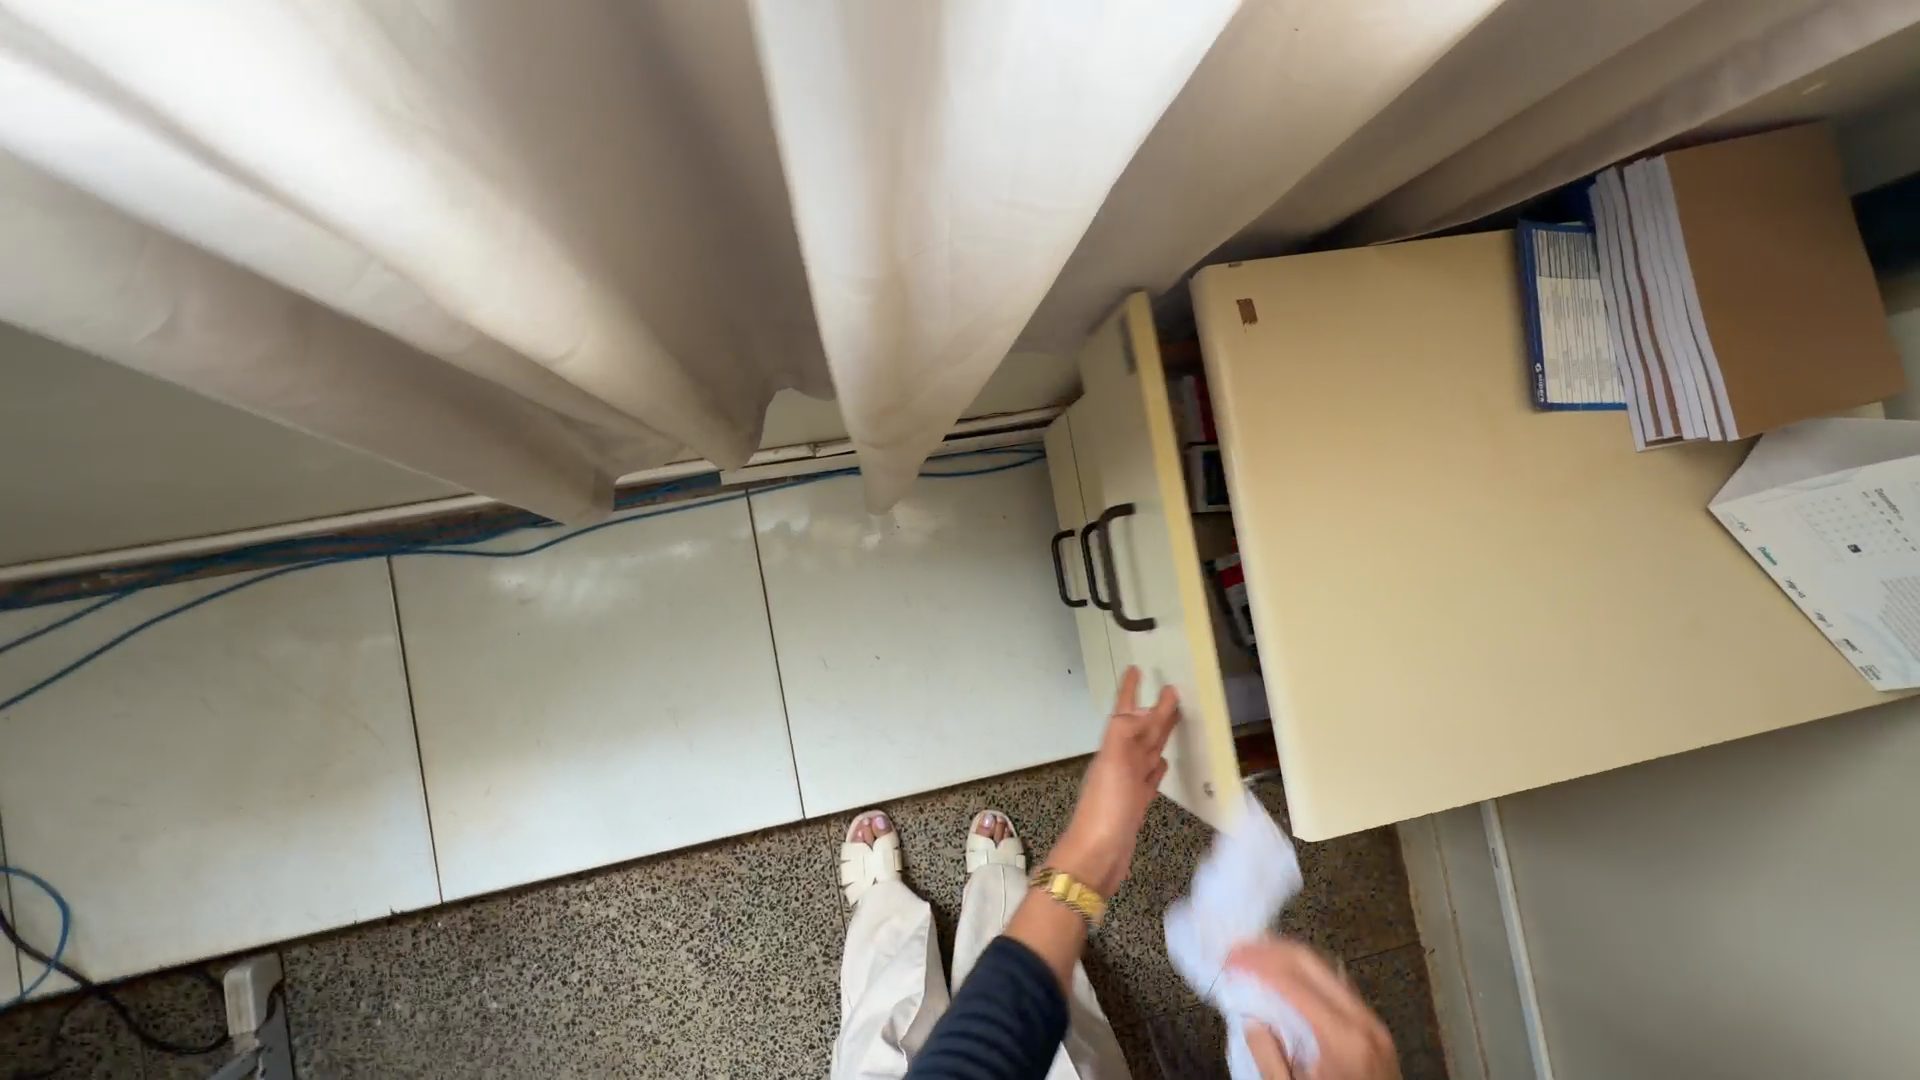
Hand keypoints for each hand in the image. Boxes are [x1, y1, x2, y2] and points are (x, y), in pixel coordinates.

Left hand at [1048, 667, 1178, 895]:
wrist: (1096, 857)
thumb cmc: (1104, 810)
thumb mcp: (1113, 764)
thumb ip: (1124, 733)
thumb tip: (1144, 710)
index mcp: (1113, 749)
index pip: (1124, 712)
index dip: (1129, 691)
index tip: (1135, 669)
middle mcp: (1120, 762)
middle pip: (1141, 729)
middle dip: (1154, 710)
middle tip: (1170, 690)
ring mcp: (1127, 784)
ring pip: (1147, 751)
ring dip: (1158, 734)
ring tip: (1171, 718)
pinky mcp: (1136, 804)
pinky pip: (1149, 779)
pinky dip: (1156, 768)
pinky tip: (1162, 763)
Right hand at [1228, 938, 1398, 1079]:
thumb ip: (1267, 1055)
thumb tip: (1251, 1020)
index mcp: (1341, 1038)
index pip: (1289, 979)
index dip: (1254, 963)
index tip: (1228, 960)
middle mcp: (1362, 1022)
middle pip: (1308, 961)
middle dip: (1268, 950)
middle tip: (1237, 951)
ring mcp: (1373, 1024)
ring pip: (1324, 967)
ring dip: (1286, 957)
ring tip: (1256, 960)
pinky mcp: (1375, 1032)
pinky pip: (1336, 986)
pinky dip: (1306, 974)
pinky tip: (1287, 979)